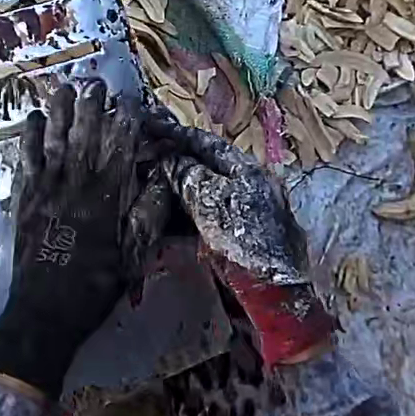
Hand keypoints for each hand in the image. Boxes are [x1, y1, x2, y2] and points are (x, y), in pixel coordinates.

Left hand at [0, 80, 153, 399]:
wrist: (43, 313)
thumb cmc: (93, 288)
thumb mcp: (132, 260)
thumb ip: (146, 218)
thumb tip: (160, 180)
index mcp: (105, 201)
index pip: (119, 150)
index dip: (125, 122)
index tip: (130, 100)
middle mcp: (74, 186)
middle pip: (84, 137)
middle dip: (91, 107)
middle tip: (96, 82)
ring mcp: (44, 189)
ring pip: (53, 141)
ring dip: (59, 112)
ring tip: (64, 87)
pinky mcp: (23, 197)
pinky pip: (26, 158)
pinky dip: (29, 136)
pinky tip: (33, 118)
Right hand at [147, 114, 308, 284]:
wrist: (270, 290)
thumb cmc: (244, 237)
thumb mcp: (212, 199)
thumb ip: (187, 174)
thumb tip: (168, 158)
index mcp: (245, 170)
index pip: (206, 143)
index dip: (177, 134)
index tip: (150, 125)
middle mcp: (245, 185)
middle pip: (203, 165)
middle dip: (173, 159)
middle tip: (144, 154)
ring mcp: (239, 211)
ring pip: (198, 189)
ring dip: (173, 185)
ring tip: (146, 181)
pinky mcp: (231, 235)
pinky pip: (199, 213)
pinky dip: (179, 209)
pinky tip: (161, 211)